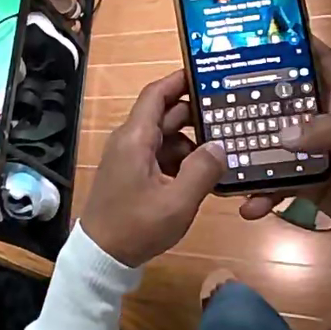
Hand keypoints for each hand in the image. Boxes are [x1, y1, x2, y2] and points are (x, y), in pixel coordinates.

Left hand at [82, 70, 225, 266]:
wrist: (100, 256)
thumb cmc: (136, 226)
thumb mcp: (177, 202)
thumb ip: (202, 171)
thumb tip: (220, 146)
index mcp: (135, 138)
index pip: (157, 94)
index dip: (179, 80)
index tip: (207, 73)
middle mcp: (130, 140)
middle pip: (164, 115)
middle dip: (195, 114)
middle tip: (229, 114)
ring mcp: (129, 157)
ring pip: (164, 137)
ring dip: (191, 142)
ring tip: (223, 149)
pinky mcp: (131, 173)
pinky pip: (159, 155)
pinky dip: (180, 160)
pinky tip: (202, 174)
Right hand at [240, 40, 330, 271]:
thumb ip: (327, 133)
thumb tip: (279, 134)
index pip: (322, 65)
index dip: (298, 46)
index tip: (260, 37)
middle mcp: (329, 124)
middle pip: (289, 105)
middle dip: (258, 100)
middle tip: (217, 98)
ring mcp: (320, 157)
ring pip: (279, 147)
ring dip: (254, 152)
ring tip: (224, 158)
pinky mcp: (314, 188)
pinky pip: (282, 186)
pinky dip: (264, 195)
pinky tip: (248, 206)